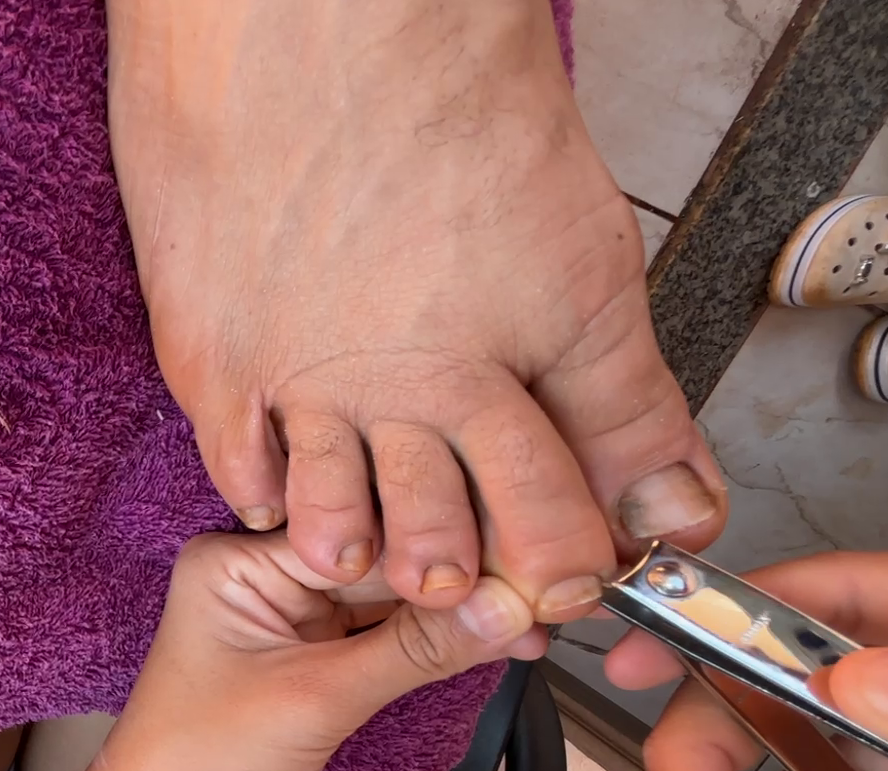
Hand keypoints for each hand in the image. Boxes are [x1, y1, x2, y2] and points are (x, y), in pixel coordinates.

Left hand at [86, 531, 548, 770]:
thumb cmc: (198, 760)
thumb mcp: (314, 699)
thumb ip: (414, 651)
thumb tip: (504, 607)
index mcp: (234, 558)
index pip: (355, 535)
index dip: (441, 551)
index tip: (526, 561)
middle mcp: (254, 573)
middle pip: (371, 562)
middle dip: (452, 584)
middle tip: (544, 592)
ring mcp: (277, 614)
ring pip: (377, 601)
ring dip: (446, 617)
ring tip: (531, 621)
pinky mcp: (295, 653)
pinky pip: (368, 636)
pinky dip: (419, 645)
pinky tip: (480, 642)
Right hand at [104, 0, 725, 616]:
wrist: (296, 32)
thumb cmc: (439, 96)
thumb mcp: (580, 236)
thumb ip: (622, 380)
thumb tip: (672, 492)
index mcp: (513, 348)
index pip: (566, 488)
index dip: (581, 549)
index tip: (579, 581)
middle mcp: (407, 385)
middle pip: (450, 518)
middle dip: (477, 570)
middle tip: (475, 597)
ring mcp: (301, 380)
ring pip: (341, 511)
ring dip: (366, 550)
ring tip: (371, 571)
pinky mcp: (215, 366)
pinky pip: (240, 465)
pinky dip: (263, 496)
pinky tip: (271, 505)